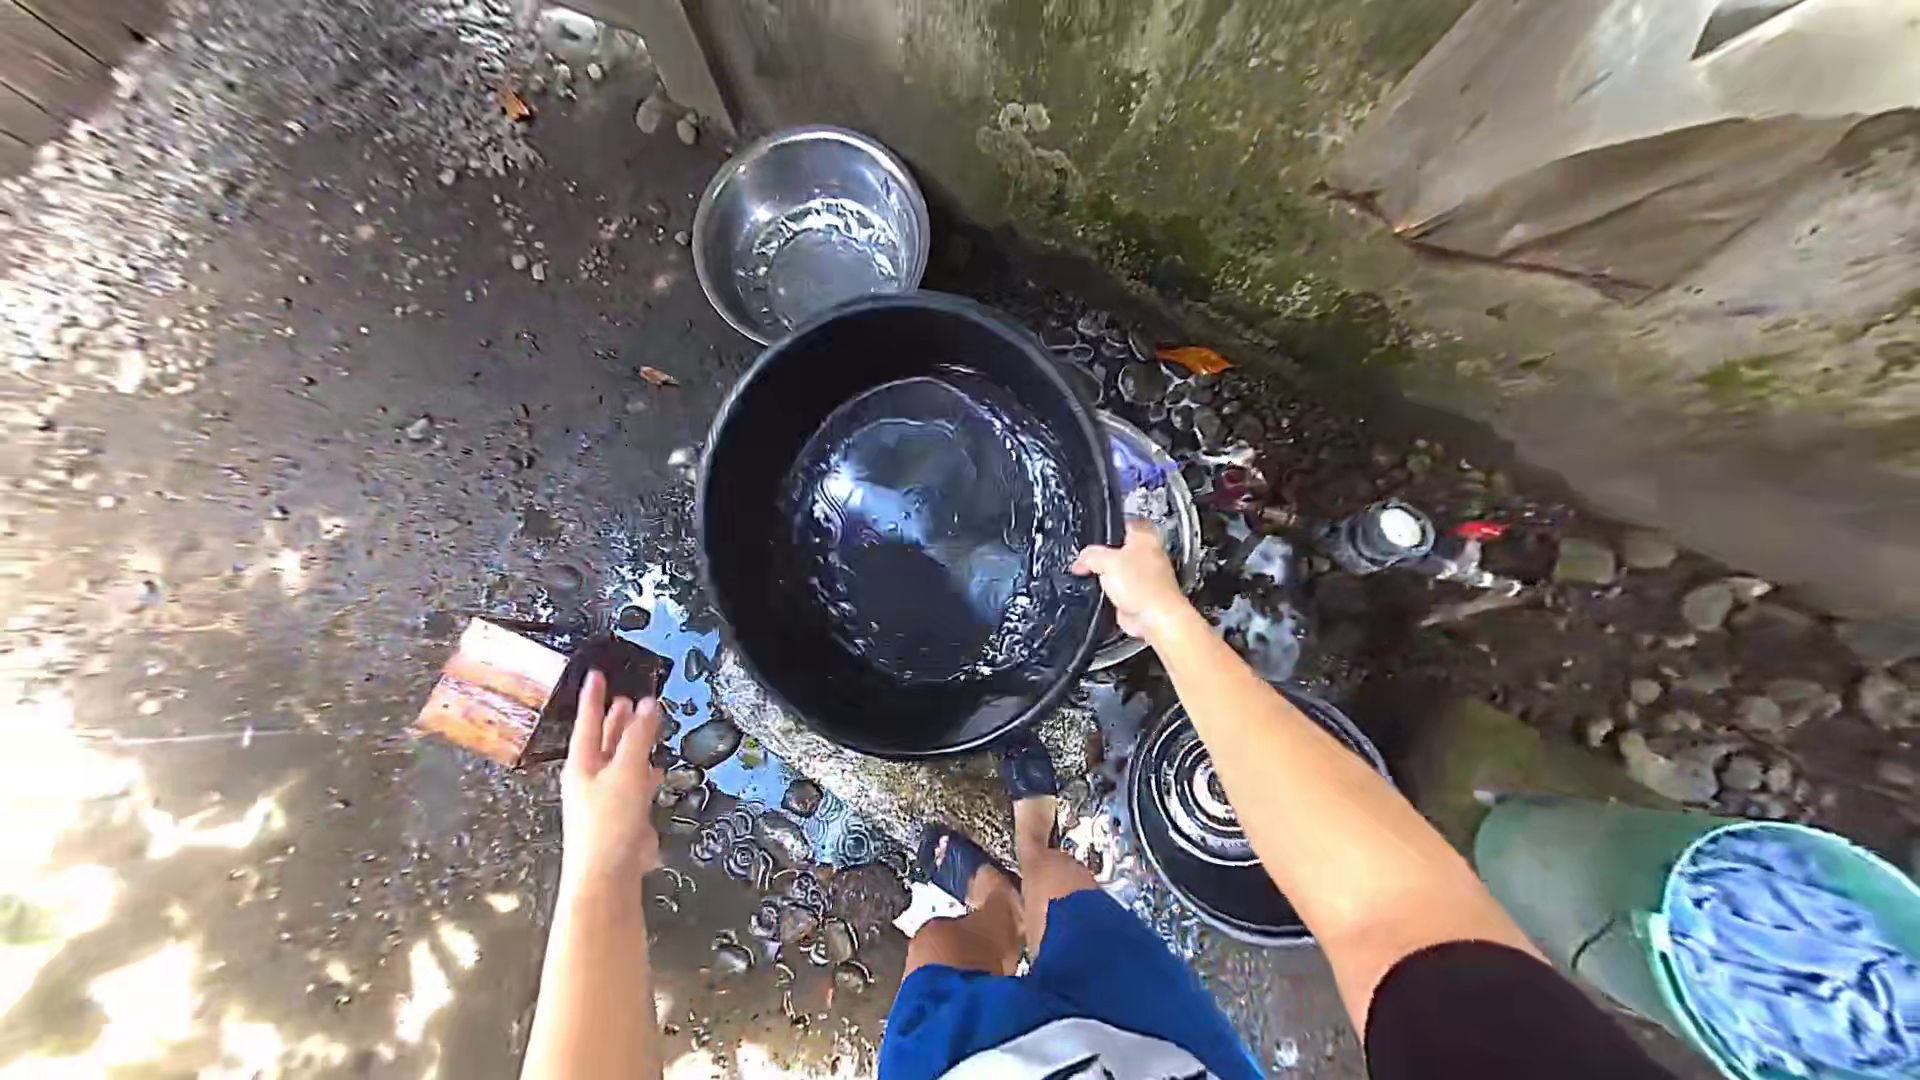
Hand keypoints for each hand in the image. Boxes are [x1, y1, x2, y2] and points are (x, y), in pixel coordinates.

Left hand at [560, 669, 662, 888]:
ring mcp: (606, 796)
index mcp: (582, 765)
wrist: (608, 875)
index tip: (594, 675)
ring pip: (622, 759)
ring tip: (645, 724)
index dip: (592, 697)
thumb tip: (647, 706)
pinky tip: (655, 770)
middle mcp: (591, 778)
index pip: (588, 721)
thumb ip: (638, 737)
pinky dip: (646, 769)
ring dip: (634, 741)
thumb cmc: (607, 825)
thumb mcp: (626, 772)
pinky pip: (634, 781)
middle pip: (604, 739)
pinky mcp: (623, 812)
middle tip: (625, 698)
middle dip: (616, 718)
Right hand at [1072, 518, 1191, 640]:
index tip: (1095, 536)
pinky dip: (1110, 593)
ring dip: (1105, 576)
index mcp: (1145, 538)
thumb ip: (1090, 555)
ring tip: (1098, 579)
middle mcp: (1148, 555)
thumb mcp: (1106, 561)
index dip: (1108, 528)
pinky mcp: (1138, 595)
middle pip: (1118, 549)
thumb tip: (1082, 558)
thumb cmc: (1145, 587)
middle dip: (1102, 556)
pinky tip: (1106, 594)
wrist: (1154, 618)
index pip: (1125, 523)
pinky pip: (1117, 590)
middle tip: (1091, 560)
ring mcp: (1144, 576)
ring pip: (1117, 570)